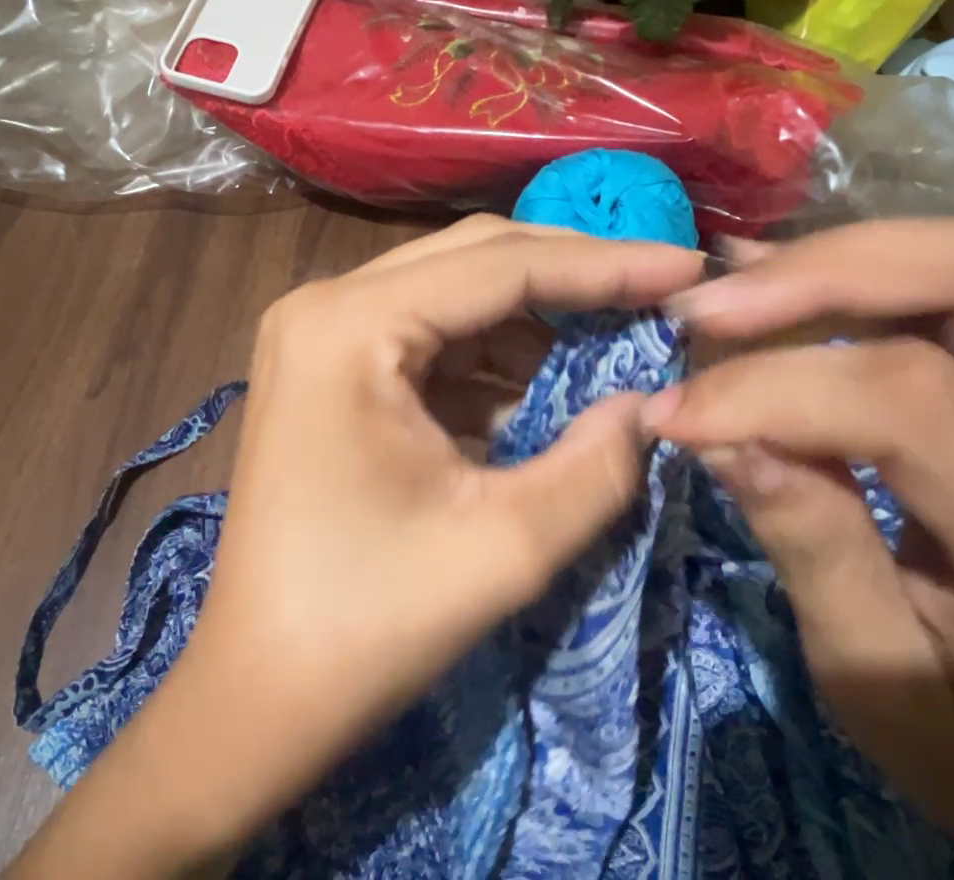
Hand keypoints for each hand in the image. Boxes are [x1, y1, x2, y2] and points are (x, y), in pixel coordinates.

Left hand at [8, 216, 701, 877]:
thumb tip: (653, 403)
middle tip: (663, 296)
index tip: (692, 270)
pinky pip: (427, 339)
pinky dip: (491, 357)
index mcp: (349, 326)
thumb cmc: (371, 623)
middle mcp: (324, 307)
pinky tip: (544, 389)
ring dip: (535, 319)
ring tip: (617, 346)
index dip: (606, 265)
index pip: (500, 265)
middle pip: (472, 260)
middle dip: (573, 277)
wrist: (261, 692)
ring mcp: (317, 337)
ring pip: (452, 295)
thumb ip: (600, 462)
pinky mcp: (325, 373)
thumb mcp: (507, 545)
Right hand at [644, 217, 953, 877]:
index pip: (920, 406)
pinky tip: (777, 287)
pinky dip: (862, 277)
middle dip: (835, 271)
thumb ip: (806, 540)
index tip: (671, 414)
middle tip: (708, 308)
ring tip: (728, 291)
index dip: (777, 389)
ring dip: (845, 262)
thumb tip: (717, 430)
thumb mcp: (867, 675)